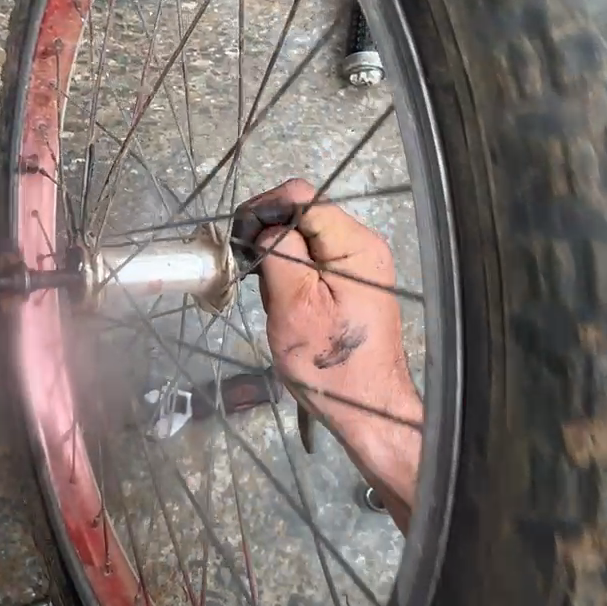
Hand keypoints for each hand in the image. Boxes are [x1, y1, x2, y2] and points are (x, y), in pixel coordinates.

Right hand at [243, 179, 422, 521]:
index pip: (301, 197)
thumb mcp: (295, 307)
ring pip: (300, 232)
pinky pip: (308, 253)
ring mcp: (356, 260)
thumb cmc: (328, 364)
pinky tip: (280, 294)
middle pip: (300, 209)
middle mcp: (360, 243)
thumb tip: (266, 225)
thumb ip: (280, 255)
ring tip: (267, 291)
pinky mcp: (348, 277)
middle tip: (248, 268)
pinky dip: (286, 266)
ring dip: (274, 253)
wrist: (366, 408)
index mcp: (354, 245)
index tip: (240, 241)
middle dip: (266, 232)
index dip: (264, 210)